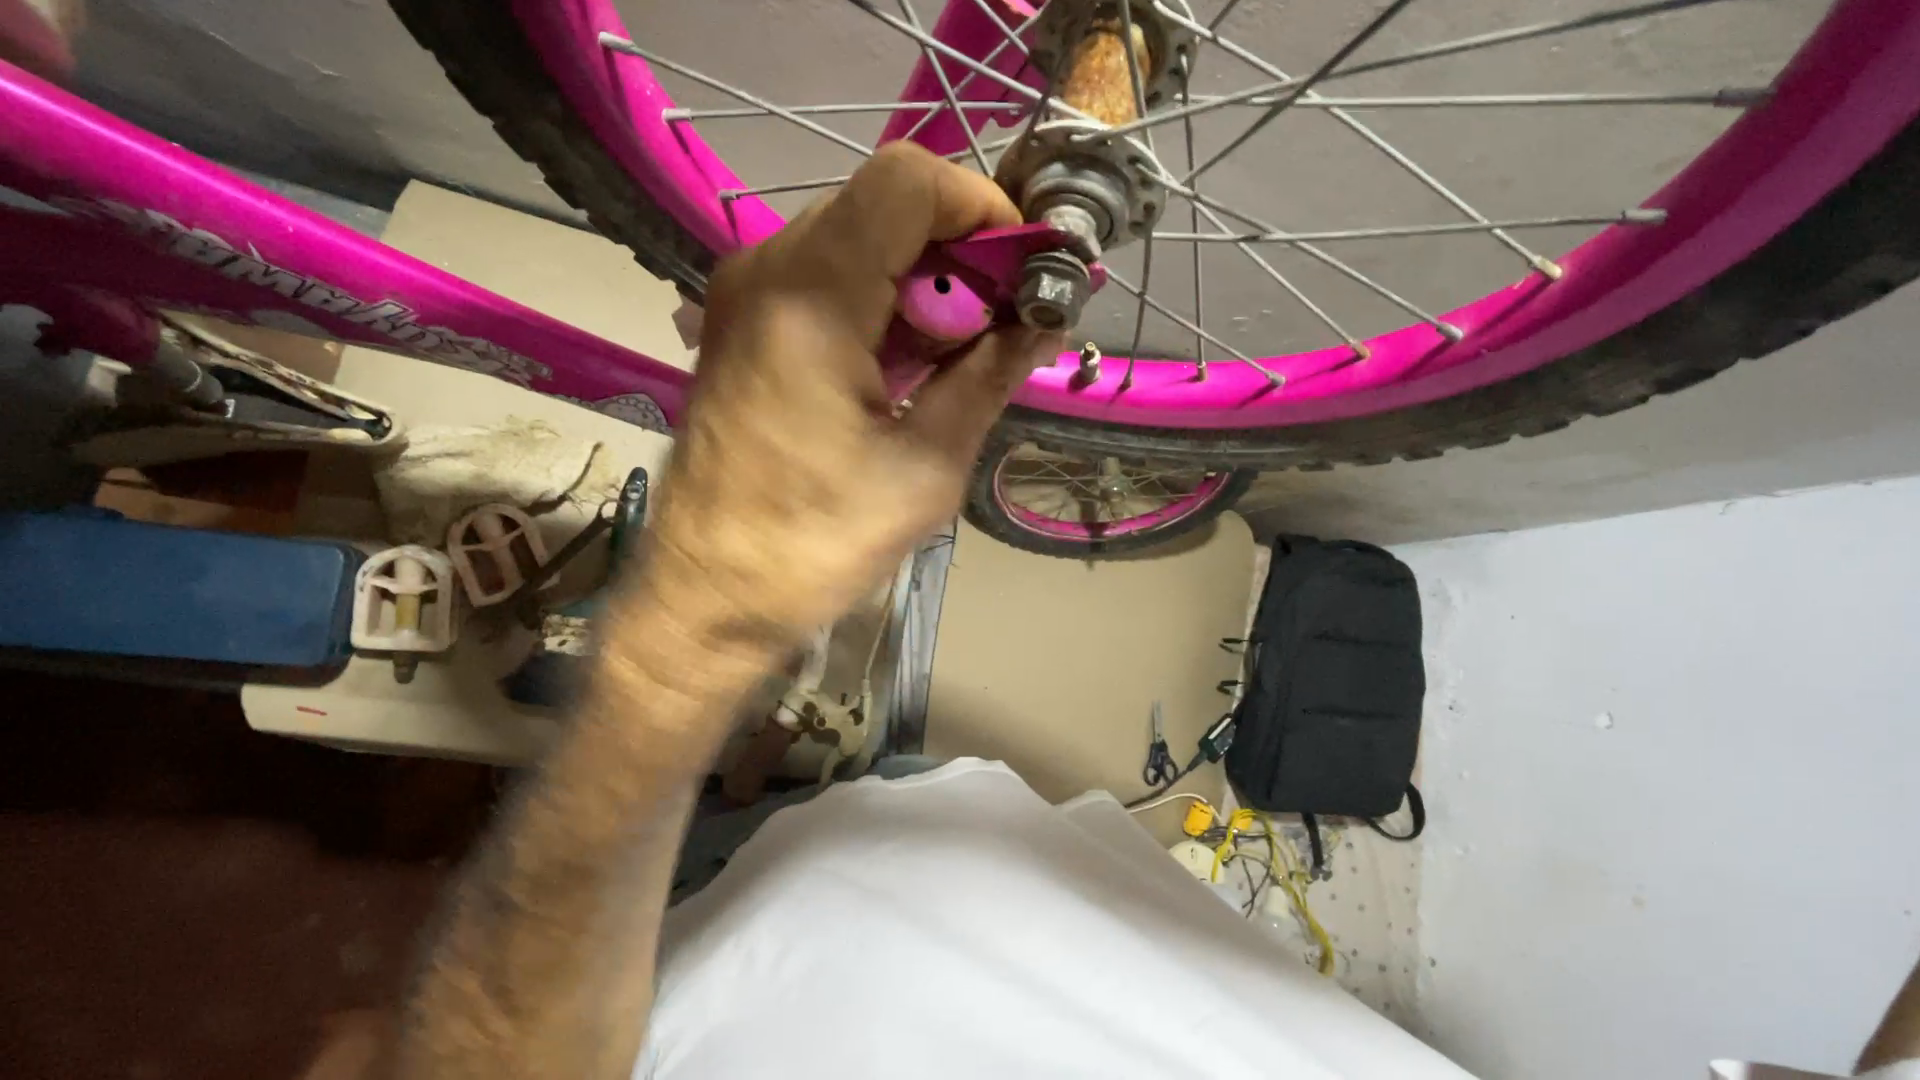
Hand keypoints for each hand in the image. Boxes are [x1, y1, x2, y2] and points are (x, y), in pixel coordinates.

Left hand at [633, 143, 1062, 653]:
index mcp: (813, 297)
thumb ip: (988, 375)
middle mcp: (766, 271)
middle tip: (996, 326)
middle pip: (883, 206)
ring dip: (920, 280)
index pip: (908, 181)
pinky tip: (902, 367)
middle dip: (957, 251)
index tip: (1020, 269)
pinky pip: (824, 276)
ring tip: (952, 357)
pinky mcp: (738, 323)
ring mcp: (742, 293)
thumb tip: (1041, 321)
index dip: (981, 207)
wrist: (707, 596)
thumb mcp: (925, 467)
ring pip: (856, 237)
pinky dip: (878, 301)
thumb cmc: (815, 545)